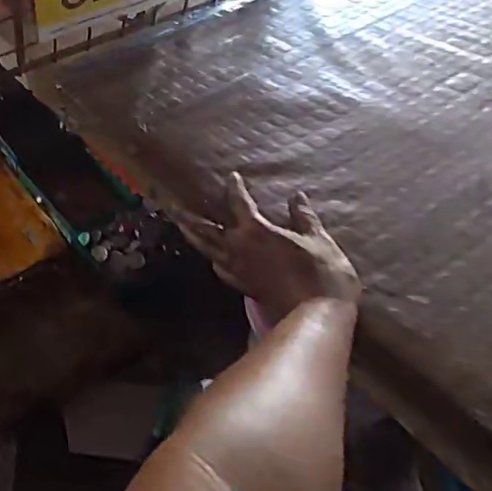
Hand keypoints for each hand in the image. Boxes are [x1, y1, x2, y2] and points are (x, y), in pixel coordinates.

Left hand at [172, 172, 361, 322]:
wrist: (314, 313)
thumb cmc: (321, 274)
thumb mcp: (319, 241)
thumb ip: (304, 217)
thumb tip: (297, 195)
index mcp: (255, 230)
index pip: (239, 202)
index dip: (235, 188)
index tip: (232, 176)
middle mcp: (236, 245)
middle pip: (204, 226)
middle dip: (187, 214)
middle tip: (169, 205)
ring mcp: (234, 265)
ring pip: (204, 246)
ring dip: (190, 234)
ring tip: (179, 225)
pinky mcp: (238, 283)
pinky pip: (217, 266)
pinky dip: (211, 258)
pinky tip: (210, 257)